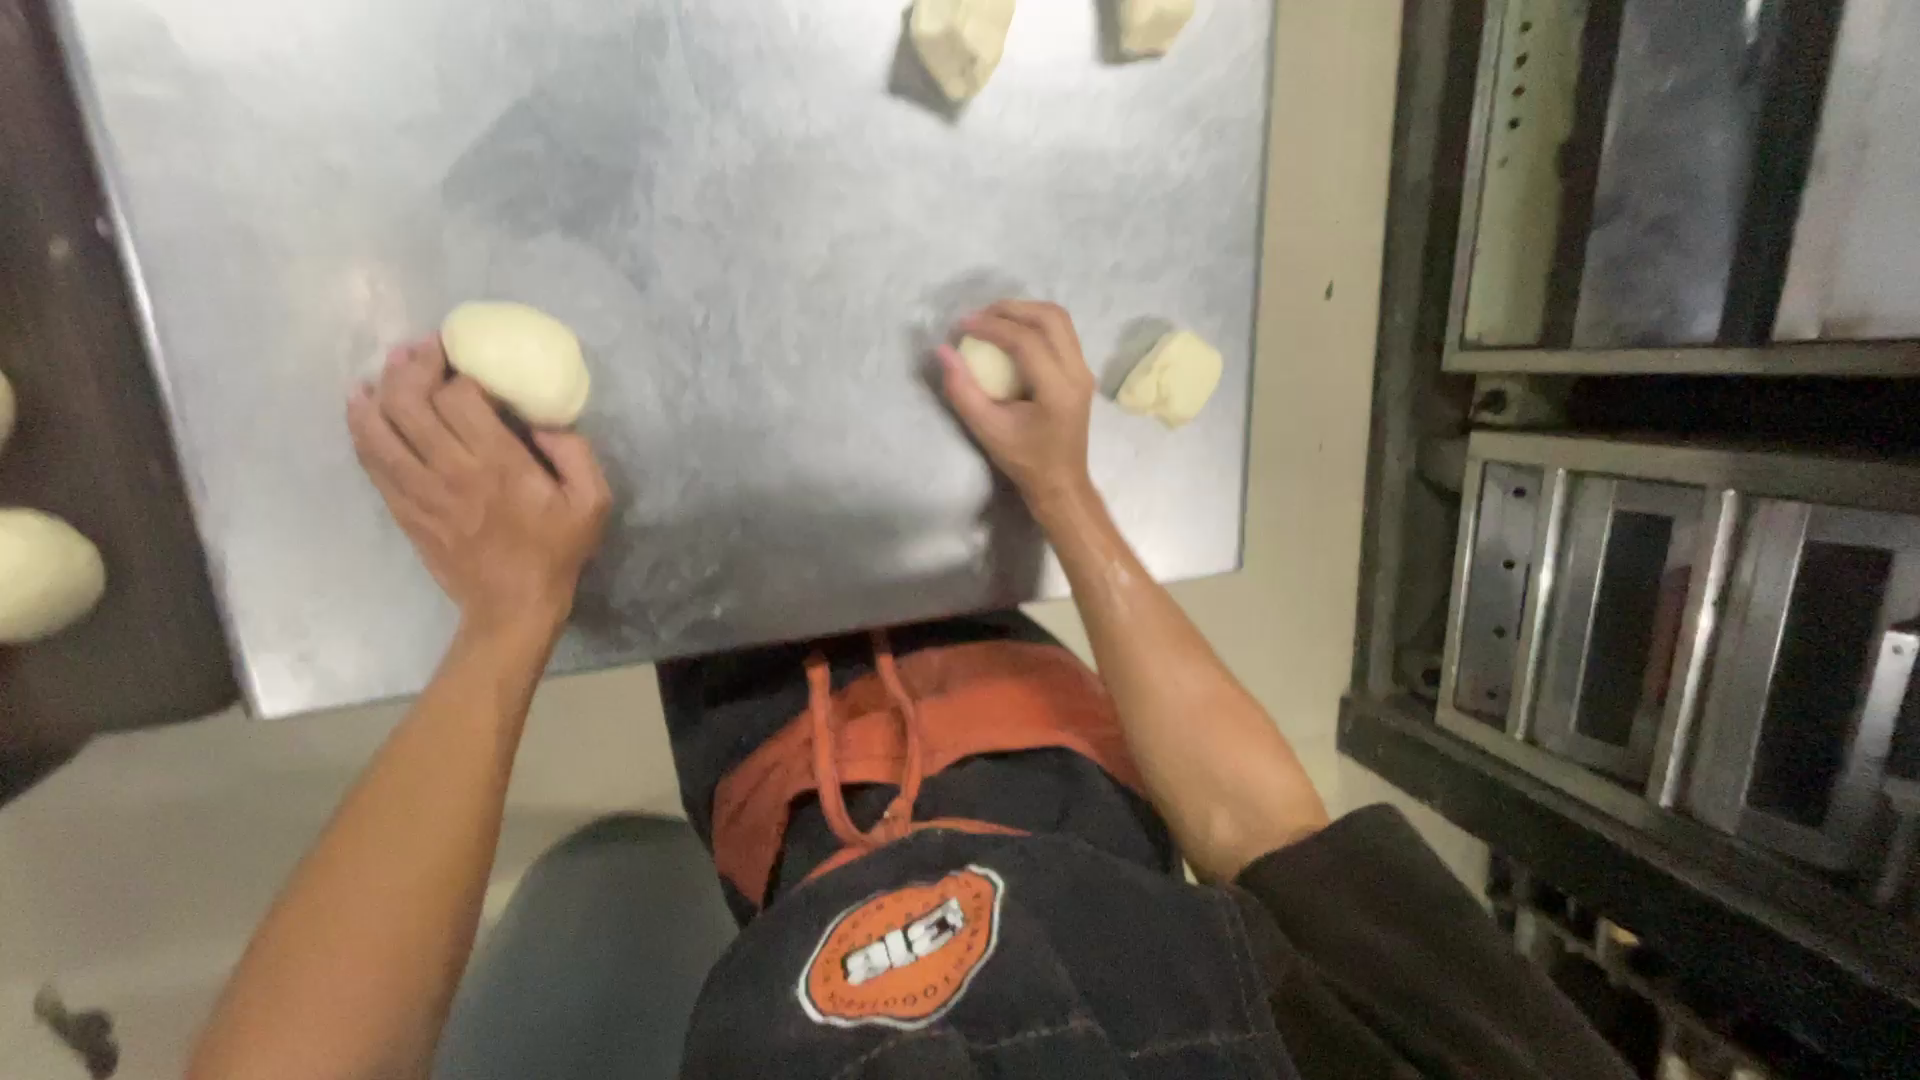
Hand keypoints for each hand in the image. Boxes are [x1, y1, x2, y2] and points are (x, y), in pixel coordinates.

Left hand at [347, 340, 610, 637]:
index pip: (461, 398)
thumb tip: (544, 420)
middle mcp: (452, 470)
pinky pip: (370, 457)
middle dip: (413, 366)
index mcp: (500, 465)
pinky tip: (363, 404)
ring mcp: (420, 490)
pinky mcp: (403, 507)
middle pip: (410, 401)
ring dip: (381, 388)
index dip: (460, 369)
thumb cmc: (557, 550)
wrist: (512, 604)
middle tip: (426, 349)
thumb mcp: (593, 502)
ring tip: (392, 367)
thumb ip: (575, 453)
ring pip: (380, 425)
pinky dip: (361, 424)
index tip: (470, 358)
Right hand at [938, 300, 1096, 513]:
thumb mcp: (987, 430)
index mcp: (1058, 390)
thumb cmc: (1024, 460)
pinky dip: (1035, 324)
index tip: (962, 325)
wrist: (1061, 481)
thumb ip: (962, 390)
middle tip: (979, 316)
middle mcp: (1078, 373)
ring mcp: (1084, 370)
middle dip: (1011, 309)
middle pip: (1050, 317)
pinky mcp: (1081, 371)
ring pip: (1059, 320)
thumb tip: (942, 351)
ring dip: (1025, 312)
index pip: (1026, 341)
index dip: (992, 326)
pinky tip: (1011, 334)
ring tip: (993, 320)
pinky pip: (1061, 333)